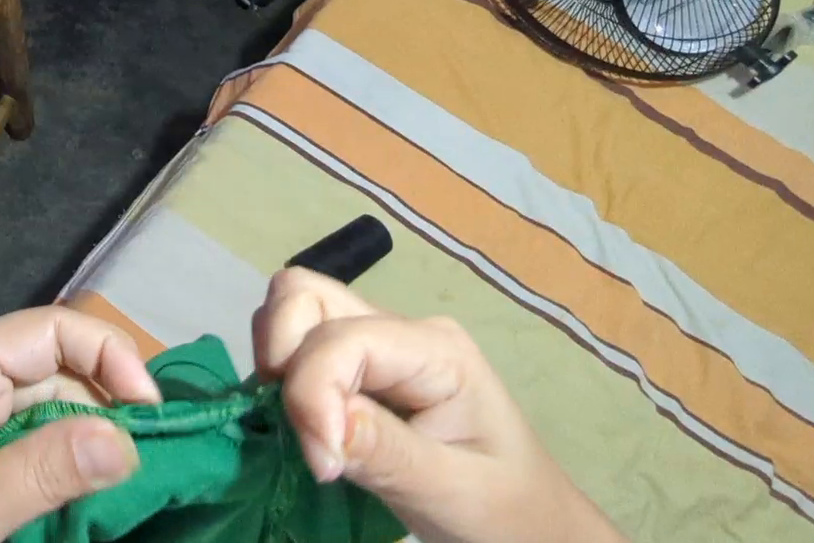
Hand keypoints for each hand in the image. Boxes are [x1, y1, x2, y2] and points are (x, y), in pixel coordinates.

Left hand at [0, 306, 162, 542]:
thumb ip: (45, 471)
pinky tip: (85, 481)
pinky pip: (19, 436)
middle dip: (102, 395)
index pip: (48, 330)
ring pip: (39, 401)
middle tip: (150, 450)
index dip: (107, 355)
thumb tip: (128, 439)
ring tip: (129, 468)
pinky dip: (55, 454)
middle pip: (48, 363)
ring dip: (84, 428)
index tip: (150, 412)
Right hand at [253, 268, 624, 542]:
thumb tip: (315, 419)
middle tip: (294, 426)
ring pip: (293, 306)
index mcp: (434, 350)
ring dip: (276, 357)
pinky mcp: (356, 362)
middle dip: (280, 352)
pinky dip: (280, 371)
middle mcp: (399, 328)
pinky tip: (301, 419)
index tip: (322, 462)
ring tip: (298, 423)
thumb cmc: (509, 515)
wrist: (536, 529)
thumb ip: (386, 453)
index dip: (314, 390)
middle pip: (306, 293)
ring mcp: (375, 338)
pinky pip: (297, 339)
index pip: (344, 337)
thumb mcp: (457, 495)